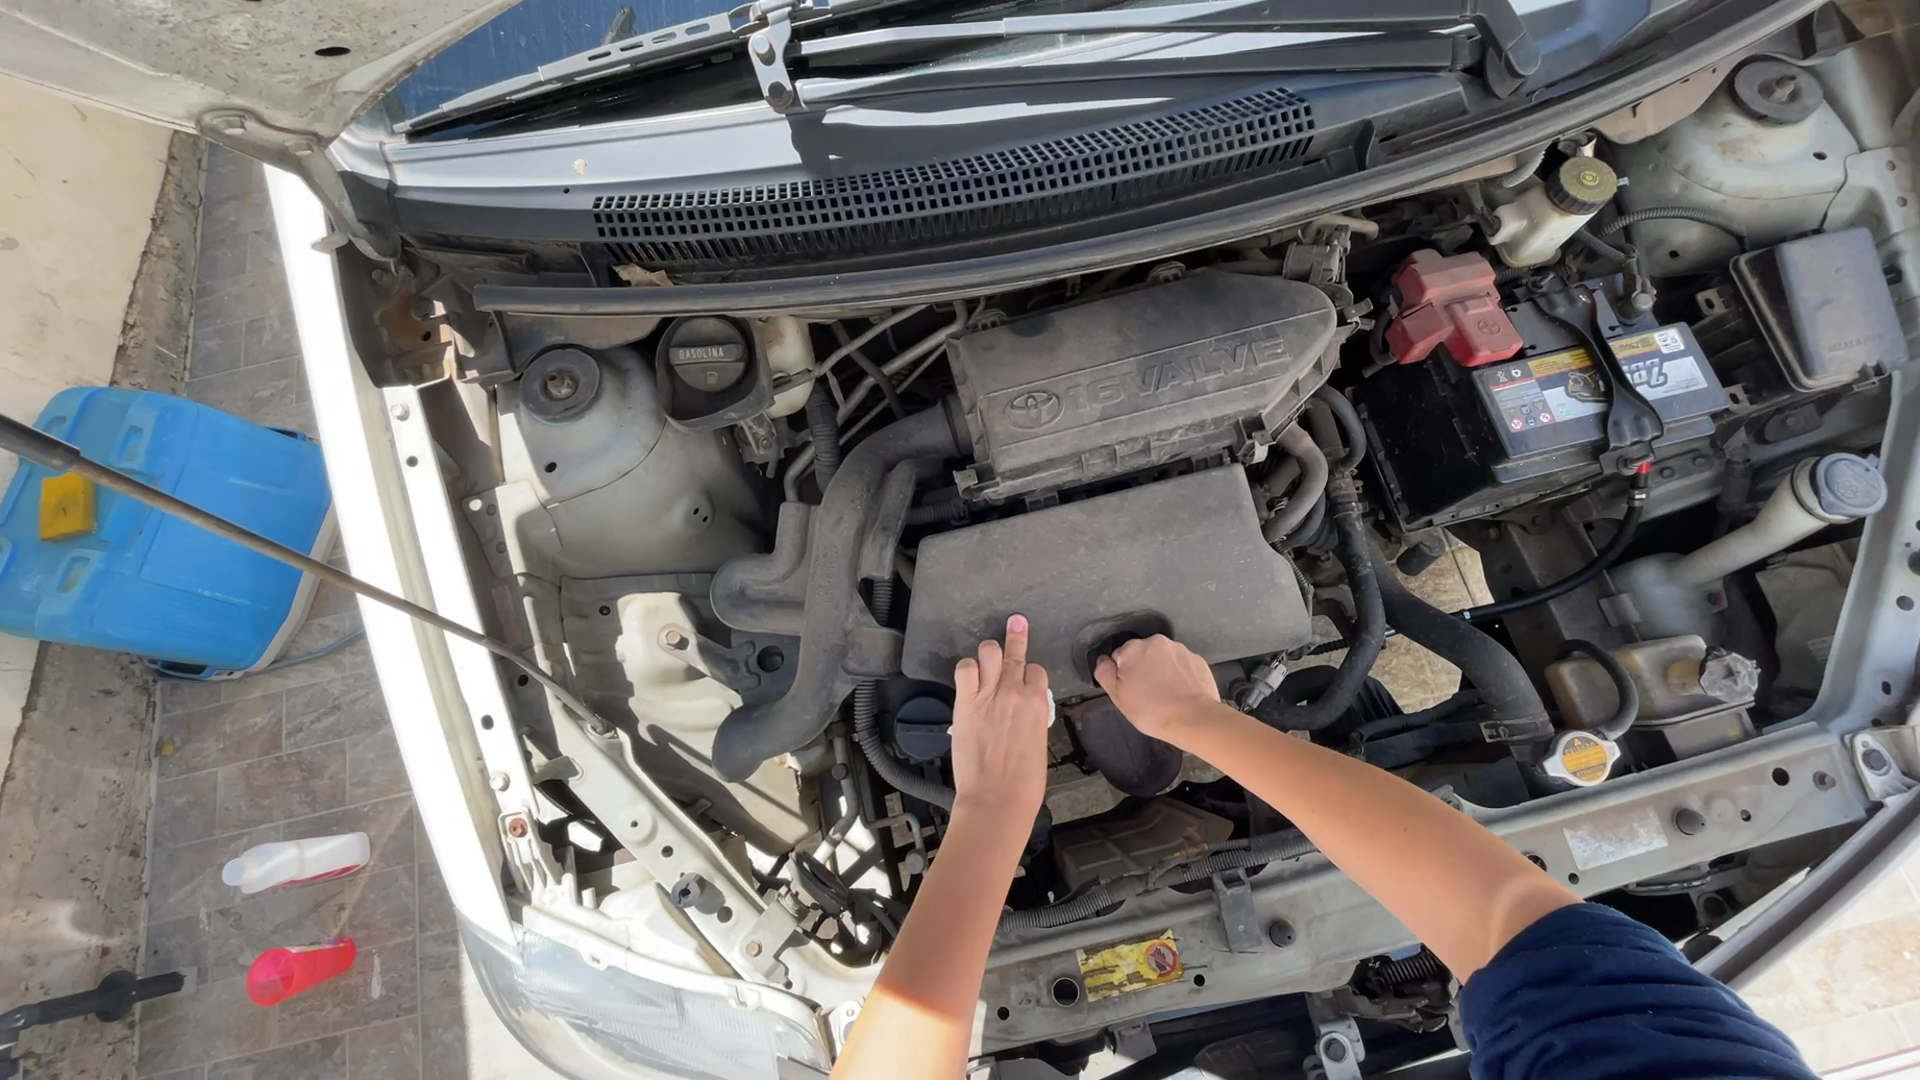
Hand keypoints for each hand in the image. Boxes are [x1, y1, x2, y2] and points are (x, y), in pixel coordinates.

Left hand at [950, 614, 1051, 822]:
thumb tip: (1024, 711)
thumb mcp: (1038, 744)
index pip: (1036, 671)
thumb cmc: (1023, 782)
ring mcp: (988, 694)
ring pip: (990, 651)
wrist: (997, 799)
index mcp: (1037, 704)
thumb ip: (1031, 719)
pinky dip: (968, 669)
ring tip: (987, 657)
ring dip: (989, 652)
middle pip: (1015, 653)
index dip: (1030, 673)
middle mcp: (1014, 692)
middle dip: (1017, 635)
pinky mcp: (965, 703)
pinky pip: (965, 669)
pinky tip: (969, 676)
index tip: (1026, 677)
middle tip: (1016, 621)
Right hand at [1093, 635, 1220, 743]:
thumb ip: (1105, 673)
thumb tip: (1103, 660)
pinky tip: (1180, 692)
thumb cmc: (1151, 710)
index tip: (1131, 690)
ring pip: (1162, 658)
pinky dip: (1179, 674)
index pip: (1119, 657)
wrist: (1194, 719)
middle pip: (1142, 654)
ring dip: (1161, 670)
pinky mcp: (1197, 659)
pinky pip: (1181, 664)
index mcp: (1132, 648)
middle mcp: (1156, 641)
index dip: (1122, 675)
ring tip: (1166, 694)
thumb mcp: (1118, 696)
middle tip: (1147, 693)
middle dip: (1142, 668)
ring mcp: (1179, 649)